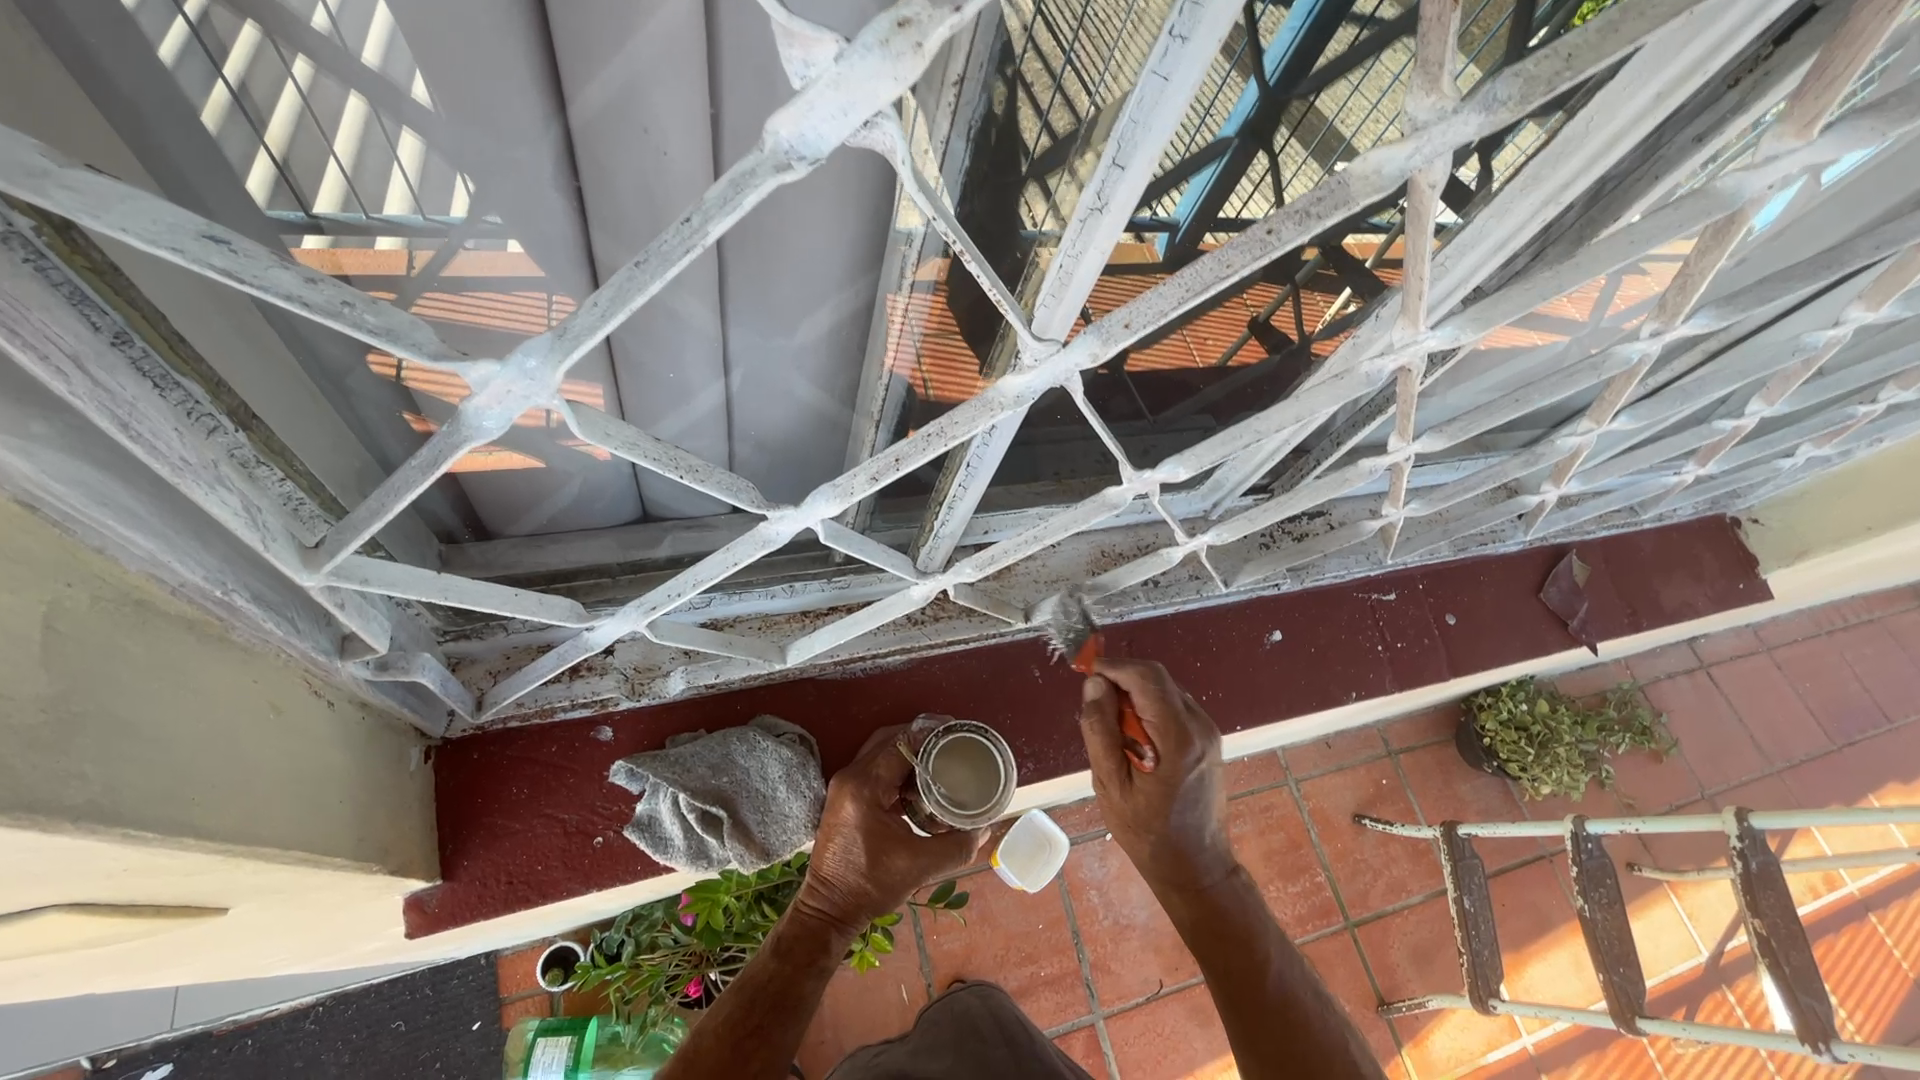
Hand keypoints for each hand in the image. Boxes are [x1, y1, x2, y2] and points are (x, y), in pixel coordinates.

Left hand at [795, 725, 986, 935]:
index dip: (931, 732)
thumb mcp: (921, 866)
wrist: (829, 909)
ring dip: (911, 752)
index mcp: (865, 785)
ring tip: (943, 759)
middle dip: (922, 736)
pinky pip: (877, 770)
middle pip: (890, 739)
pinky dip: (900, 770)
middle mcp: (851, 777)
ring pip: (882, 753)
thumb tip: (985, 827)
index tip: (958, 731)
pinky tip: (924, 783)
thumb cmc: (870, 886)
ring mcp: (846, 787)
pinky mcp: (848, 799)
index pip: (902, 742)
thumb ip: (958, 845)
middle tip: (953, 741)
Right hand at [1080, 659, 1237, 895]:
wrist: (1196, 866)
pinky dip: (1148, 709)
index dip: (1113, 666)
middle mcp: (1199, 725)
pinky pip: (1173, 707)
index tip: (1085, 673)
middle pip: (1157, 678)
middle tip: (1094, 704)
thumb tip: (1095, 685)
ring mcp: (1207, 731)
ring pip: (1165, 690)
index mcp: (1178, 737)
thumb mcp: (1110, 784)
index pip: (1146, 677)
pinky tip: (1133, 739)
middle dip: (1121, 680)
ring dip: (1134, 695)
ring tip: (1112, 728)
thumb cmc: (1148, 832)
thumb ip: (1101, 730)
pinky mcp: (1207, 739)